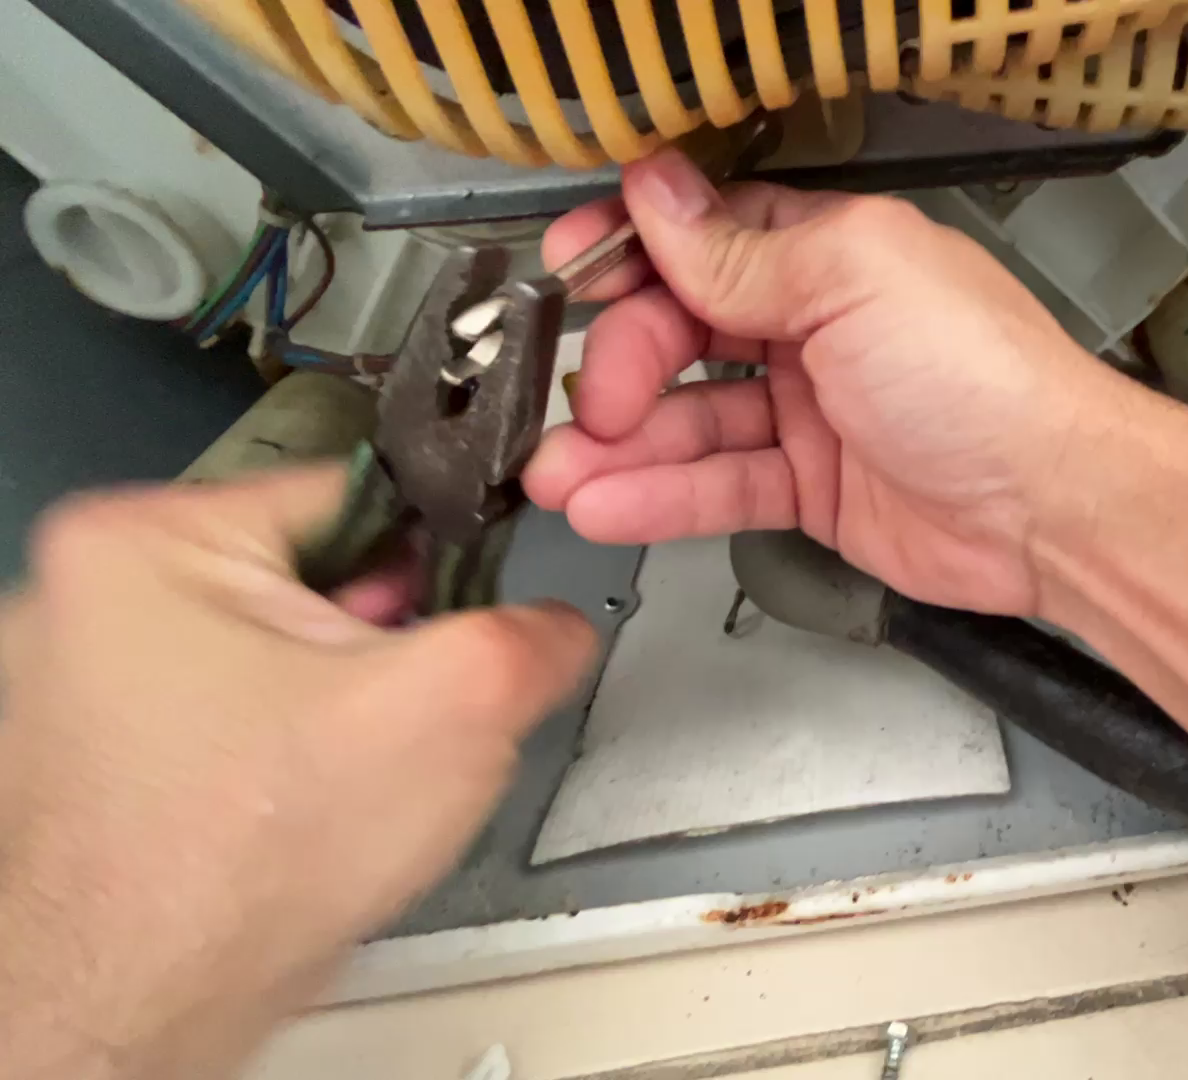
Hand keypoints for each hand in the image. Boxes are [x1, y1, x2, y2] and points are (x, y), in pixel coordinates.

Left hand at [0, 470, 594, 1079]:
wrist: (141, 1022)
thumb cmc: (269, 843)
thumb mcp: (466, 695)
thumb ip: (547, 630)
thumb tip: (565, 623)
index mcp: (155, 541)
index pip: (374, 494)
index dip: (457, 551)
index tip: (485, 610)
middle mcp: (111, 593)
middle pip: (349, 572)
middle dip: (420, 633)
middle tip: (426, 701)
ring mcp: (120, 673)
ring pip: (327, 639)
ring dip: (389, 685)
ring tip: (387, 751)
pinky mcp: (147, 740)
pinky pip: (290, 695)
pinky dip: (344, 726)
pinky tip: (348, 782)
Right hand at [527, 151, 1132, 615]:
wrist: (1047, 501)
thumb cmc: (982, 379)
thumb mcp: (857, 282)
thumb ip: (748, 256)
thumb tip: (661, 199)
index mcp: (833, 262)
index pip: (708, 246)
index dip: (634, 258)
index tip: (571, 272)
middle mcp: (821, 333)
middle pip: (687, 337)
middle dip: (622, 368)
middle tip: (585, 402)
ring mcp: (816, 416)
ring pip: (697, 423)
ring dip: (624, 448)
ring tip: (562, 473)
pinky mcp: (816, 490)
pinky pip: (727, 487)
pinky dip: (668, 497)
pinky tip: (614, 504)